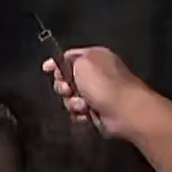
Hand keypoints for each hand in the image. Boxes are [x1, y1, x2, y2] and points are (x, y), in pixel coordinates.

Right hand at [42, 47, 157, 140]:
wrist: (124, 111)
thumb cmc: (103, 83)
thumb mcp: (81, 63)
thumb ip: (66, 60)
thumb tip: (58, 64)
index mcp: (94, 57)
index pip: (68, 57)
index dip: (56, 63)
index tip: (46, 69)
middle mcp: (96, 73)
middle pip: (66, 79)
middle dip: (63, 87)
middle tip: (68, 90)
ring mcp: (97, 93)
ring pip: (70, 97)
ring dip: (72, 102)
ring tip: (83, 106)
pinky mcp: (97, 110)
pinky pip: (78, 112)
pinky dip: (80, 114)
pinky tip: (86, 114)